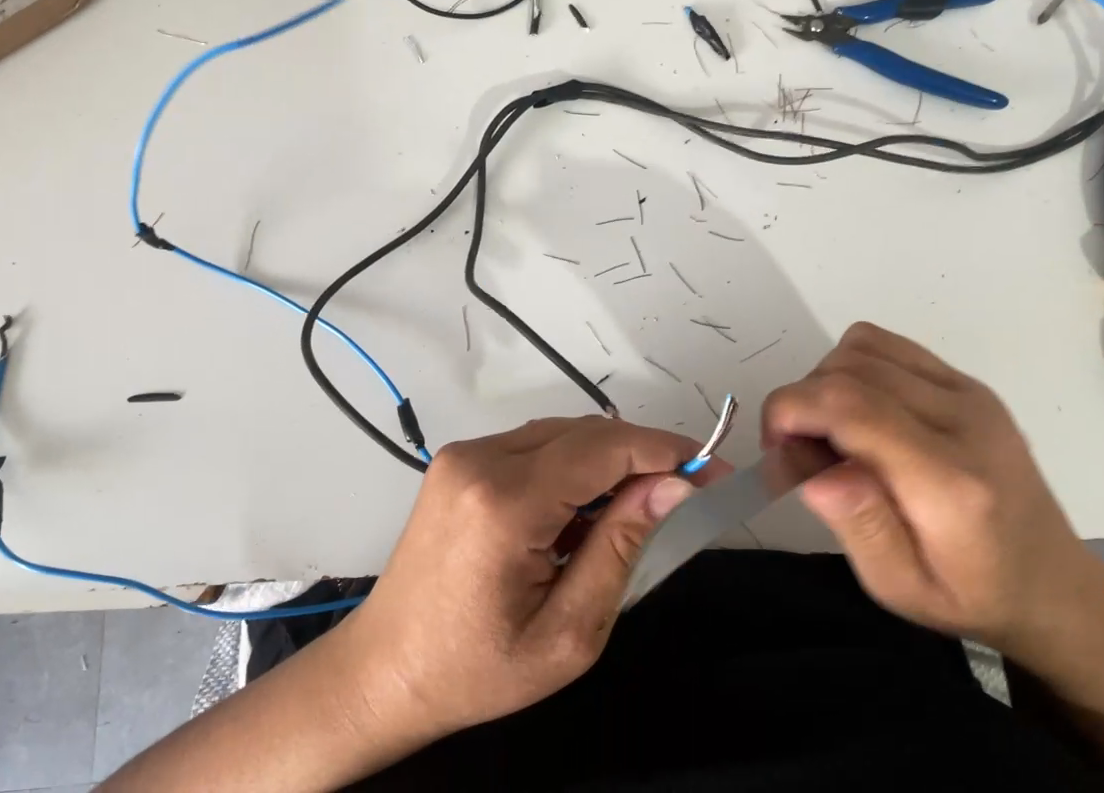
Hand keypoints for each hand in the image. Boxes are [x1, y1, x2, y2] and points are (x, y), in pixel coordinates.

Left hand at [320, 417, 724, 744]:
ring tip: (641, 508)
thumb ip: (621, 548)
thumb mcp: (569, 631)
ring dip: (606, 461)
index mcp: (505, 502)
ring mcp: (461, 457)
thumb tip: (672, 488)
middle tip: (688, 494)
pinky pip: (530, 446)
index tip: (715, 472)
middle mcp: (479, 461)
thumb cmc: (478, 669)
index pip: (604, 449)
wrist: (388, 669)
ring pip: (558, 433)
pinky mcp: (456, 465)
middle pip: (583, 432)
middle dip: (642, 455)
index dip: (667, 453)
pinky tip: (585, 511)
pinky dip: (570, 467)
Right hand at [764, 322, 1103, 662]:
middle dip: (799, 403)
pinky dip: (851, 368)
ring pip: (860, 349)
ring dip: (823, 384)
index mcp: (949, 482)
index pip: (850, 406)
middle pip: (847, 371)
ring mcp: (969, 394)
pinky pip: (884, 346)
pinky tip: (857, 413)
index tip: (774, 452)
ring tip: (828, 434)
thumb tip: (814, 475)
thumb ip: (858, 527)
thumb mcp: (900, 589)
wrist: (1051, 584)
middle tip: (799, 456)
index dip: (790, 411)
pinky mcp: (967, 384)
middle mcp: (964, 422)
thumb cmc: (968, 595)